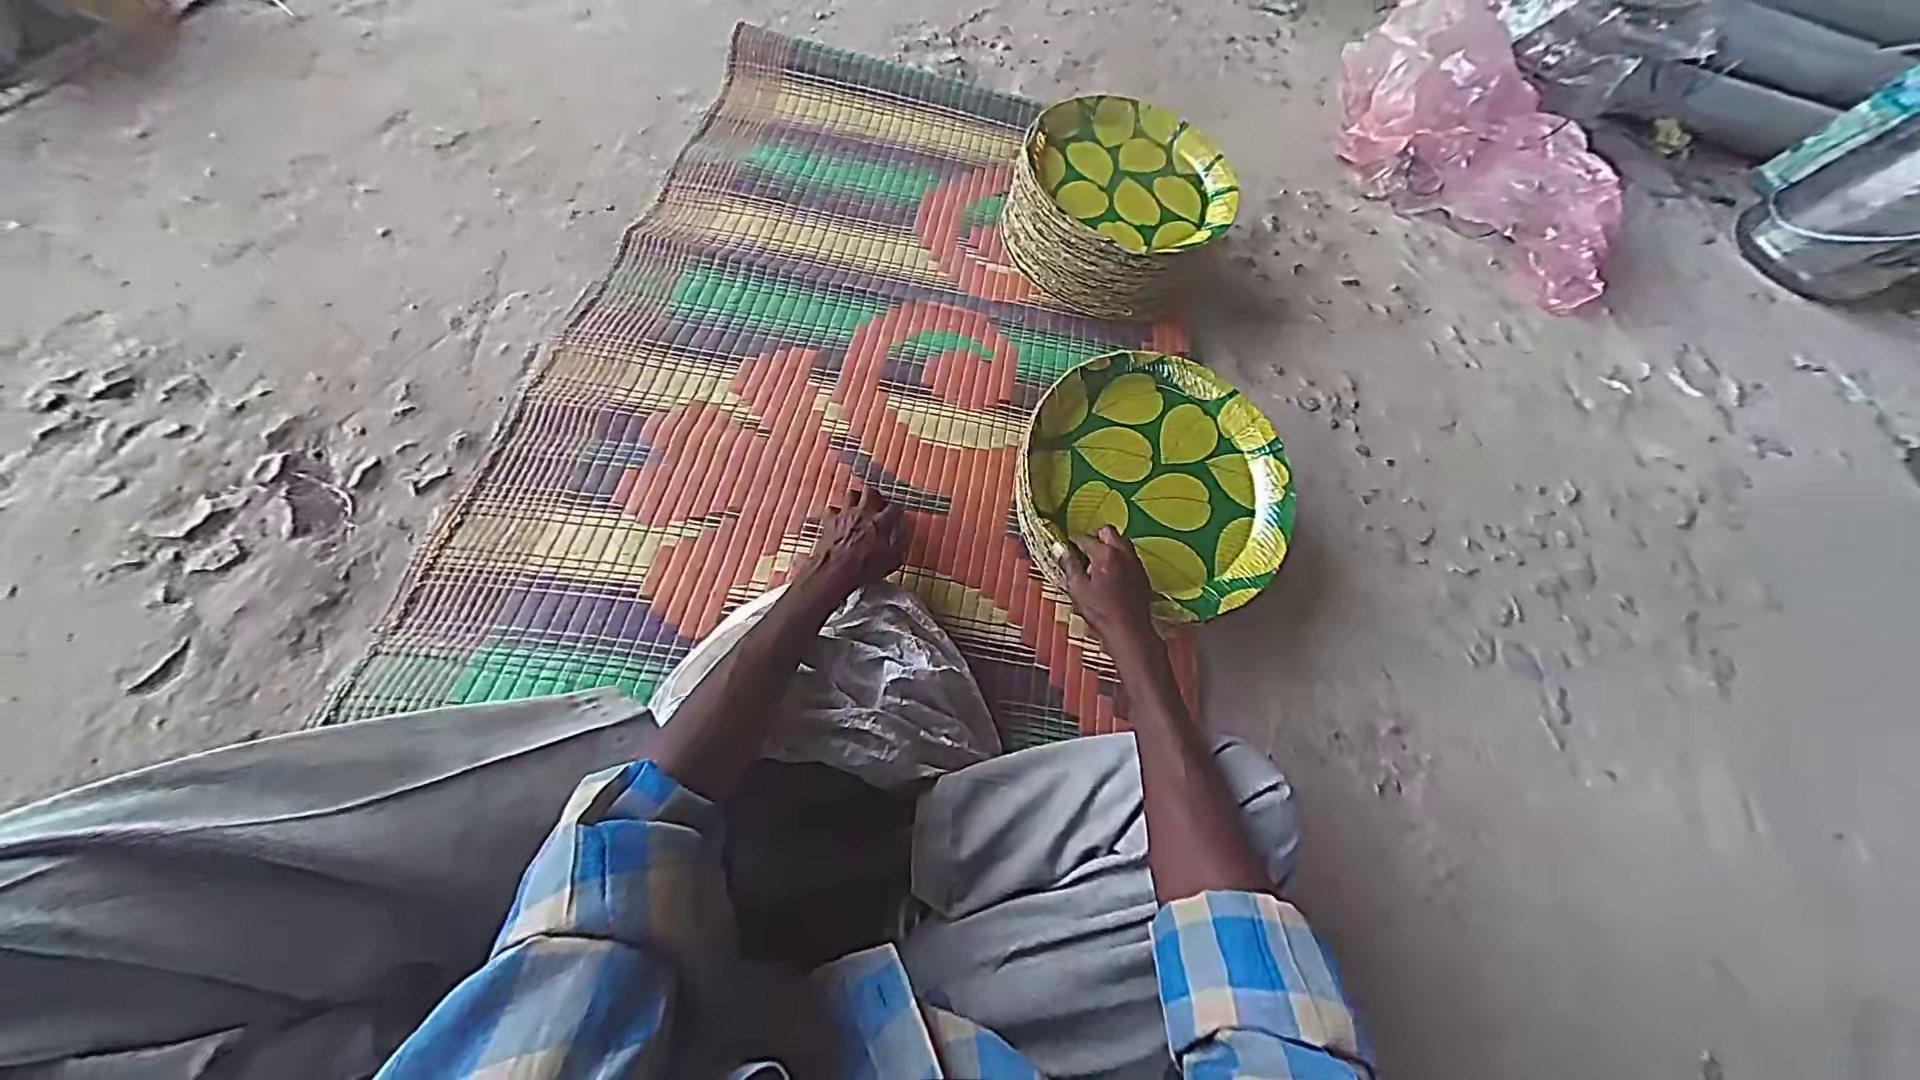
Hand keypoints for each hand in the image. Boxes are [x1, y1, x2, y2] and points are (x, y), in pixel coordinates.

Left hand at [794, 488, 906, 606]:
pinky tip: (839, 520)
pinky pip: (834, 509)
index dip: (897, 511)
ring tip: (858, 507)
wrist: (835, 571)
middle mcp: (864, 513)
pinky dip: (837, 513)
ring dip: (856, 499)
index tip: (897, 516)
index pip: (895, 507)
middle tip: (877, 505)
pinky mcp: (830, 520)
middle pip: (872, 492)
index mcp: (881, 522)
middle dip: (875, 497)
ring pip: (852, 494)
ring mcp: (845, 514)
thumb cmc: (864, 568)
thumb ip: (898, 546)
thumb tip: (900, 539)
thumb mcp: (890, 562)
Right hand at [1057, 526, 1158, 655]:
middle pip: (1108, 532)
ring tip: (1097, 562)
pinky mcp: (1142, 572)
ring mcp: (1135, 562)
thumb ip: (1070, 566)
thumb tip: (1061, 550)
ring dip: (1109, 545)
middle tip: (1084, 551)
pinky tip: (1111, 573)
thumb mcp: (1078, 589)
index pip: (1085, 538)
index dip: (1073, 541)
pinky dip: (1119, 557)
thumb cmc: (1102, 611)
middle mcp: (1123, 552)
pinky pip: (1129, 555)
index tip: (1067, 546)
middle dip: (1095, 537)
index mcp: (1105, 554)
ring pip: (1121, 541)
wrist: (1130, 629)